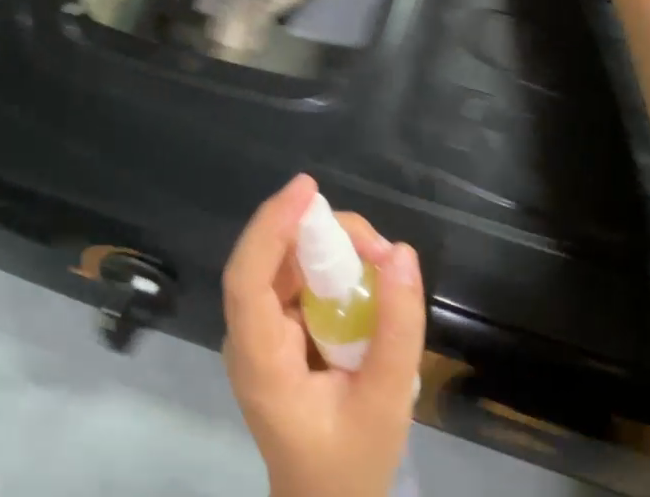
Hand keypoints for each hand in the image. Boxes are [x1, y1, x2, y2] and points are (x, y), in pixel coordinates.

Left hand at [223, 174, 426, 496]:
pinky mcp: (279, 334)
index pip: (247, 279)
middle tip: (378, 245)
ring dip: (328, 248)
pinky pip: (298, 283)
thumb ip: (398, 329)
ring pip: (284, 265)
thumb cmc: (351, 461)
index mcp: (260, 361)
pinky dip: (330, 268)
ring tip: (379, 257)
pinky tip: (364, 273)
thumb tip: (401, 252)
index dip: (272, 225)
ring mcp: (262, 335)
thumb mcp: (387, 399)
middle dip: (318, 233)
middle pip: (269, 261)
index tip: (308, 188)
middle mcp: (250, 339)